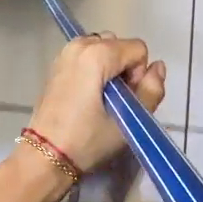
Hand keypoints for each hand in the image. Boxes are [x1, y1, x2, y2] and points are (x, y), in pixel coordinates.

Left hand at [26, 33, 167, 172]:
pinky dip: (94, 69)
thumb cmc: (87, 140)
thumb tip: (158, 67)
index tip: (126, 101)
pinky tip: (87, 96)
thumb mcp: (127, 121)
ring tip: (102, 99)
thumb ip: (150, 91)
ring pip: (103, 48)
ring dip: (110, 68)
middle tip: (115, 101)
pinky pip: (87, 55)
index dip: (139, 75)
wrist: (43, 157)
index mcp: (97, 54)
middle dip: (125, 69)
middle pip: (119, 46)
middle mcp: (80, 44)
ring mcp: (65, 52)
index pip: (138, 49)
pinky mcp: (57, 63)